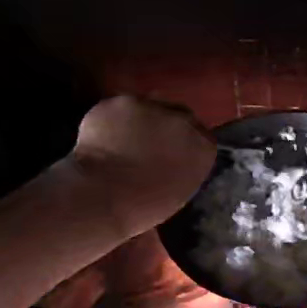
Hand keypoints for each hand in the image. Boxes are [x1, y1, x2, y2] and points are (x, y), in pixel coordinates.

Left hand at [68, 96, 216, 235]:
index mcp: (202, 147)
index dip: (186, 144)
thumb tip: (171, 161)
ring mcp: (151, 106)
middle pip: (179, 115)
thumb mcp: (179, 191)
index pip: (202, 137)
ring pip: (149, 107)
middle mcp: (183, 120)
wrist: (104, 193)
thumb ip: (183, 168)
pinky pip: (121, 108)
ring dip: (142, 119)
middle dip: (167, 126)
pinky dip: (114, 120)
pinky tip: (105, 136)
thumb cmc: (144, 206)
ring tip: (124, 140)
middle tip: (149, 145)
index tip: (173, 154)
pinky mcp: (120, 101)